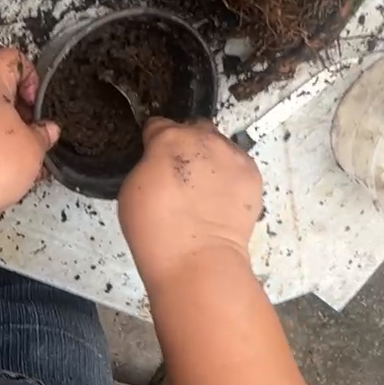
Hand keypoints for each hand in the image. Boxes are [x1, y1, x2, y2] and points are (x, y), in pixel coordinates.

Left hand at [0, 49, 60, 221]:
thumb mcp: (34, 148)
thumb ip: (44, 134)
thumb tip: (47, 130)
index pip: (11, 58)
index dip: (31, 75)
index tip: (36, 101)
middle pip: (2, 89)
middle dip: (24, 109)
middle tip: (34, 131)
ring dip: (12, 132)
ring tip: (25, 156)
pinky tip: (9, 170)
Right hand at [118, 118, 263, 282]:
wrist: (195, 259)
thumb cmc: (156, 231)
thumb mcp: (131, 190)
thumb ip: (147, 164)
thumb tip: (158, 161)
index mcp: (168, 139)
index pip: (159, 125)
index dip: (153, 141)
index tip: (153, 155)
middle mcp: (203, 139)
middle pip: (194, 130)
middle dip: (187, 145)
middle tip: (180, 176)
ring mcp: (231, 156)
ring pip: (220, 146)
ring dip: (211, 160)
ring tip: (202, 193)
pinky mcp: (252, 175)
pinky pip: (238, 166)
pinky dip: (229, 177)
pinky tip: (218, 200)